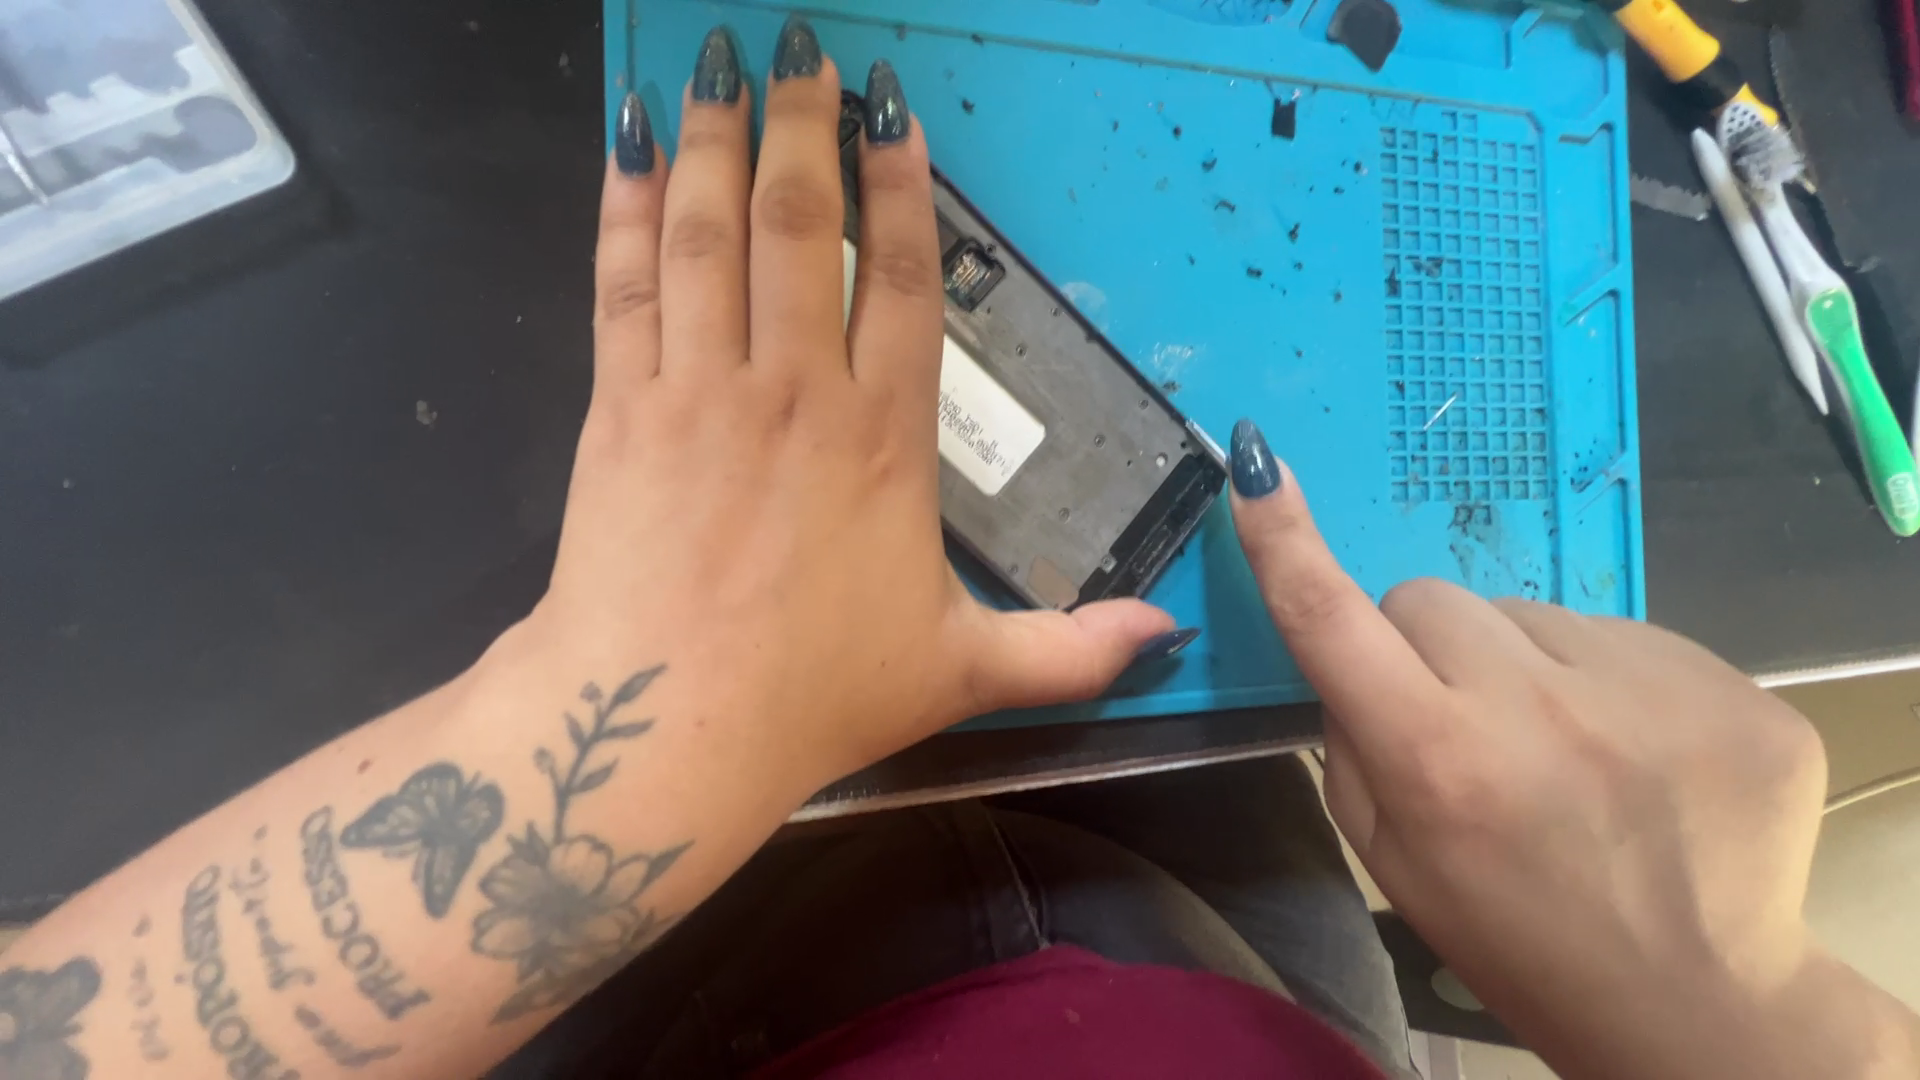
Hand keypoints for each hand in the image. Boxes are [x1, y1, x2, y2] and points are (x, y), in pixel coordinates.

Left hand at [508, 29, 1171, 796]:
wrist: (663, 730)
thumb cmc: (817, 698)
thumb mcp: (963, 675)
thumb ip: (1071, 651)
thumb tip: (1169, 637)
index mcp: (884, 443)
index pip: (906, 284)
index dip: (903, 190)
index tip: (892, 115)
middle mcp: (794, 395)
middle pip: (804, 230)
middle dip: (804, 130)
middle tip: (802, 51)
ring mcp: (699, 395)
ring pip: (711, 237)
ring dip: (721, 143)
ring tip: (723, 65)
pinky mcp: (620, 412)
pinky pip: (625, 285)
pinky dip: (628, 208)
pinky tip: (633, 146)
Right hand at [1223, 420, 1864, 1077]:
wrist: (1698, 1005)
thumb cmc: (1498, 927)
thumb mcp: (1379, 846)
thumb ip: (1344, 732)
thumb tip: (1351, 648)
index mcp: (1435, 760)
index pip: (1330, 616)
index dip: (1282, 538)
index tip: (1254, 465)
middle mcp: (1539, 713)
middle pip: (1425, 596)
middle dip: (1415, 642)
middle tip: (1450, 715)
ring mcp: (1652, 694)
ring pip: (1517, 609)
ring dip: (1508, 658)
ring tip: (1548, 739)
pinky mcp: (1732, 689)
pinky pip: (1608, 631)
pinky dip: (1589, 672)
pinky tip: (1618, 743)